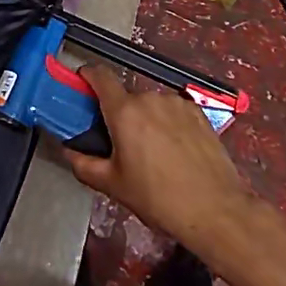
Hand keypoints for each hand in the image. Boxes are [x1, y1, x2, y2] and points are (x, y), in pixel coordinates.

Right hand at [65, 66, 261, 248]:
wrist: (215, 209)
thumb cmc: (158, 198)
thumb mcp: (113, 186)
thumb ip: (84, 164)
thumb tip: (70, 151)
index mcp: (125, 111)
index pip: (100, 76)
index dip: (87, 76)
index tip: (82, 85)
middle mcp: (150, 98)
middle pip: (126, 98)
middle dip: (120, 116)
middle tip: (121, 146)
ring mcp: (177, 103)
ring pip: (151, 105)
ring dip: (146, 120)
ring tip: (153, 154)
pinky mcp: (198, 112)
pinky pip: (173, 112)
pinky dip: (168, 124)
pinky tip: (175, 152)